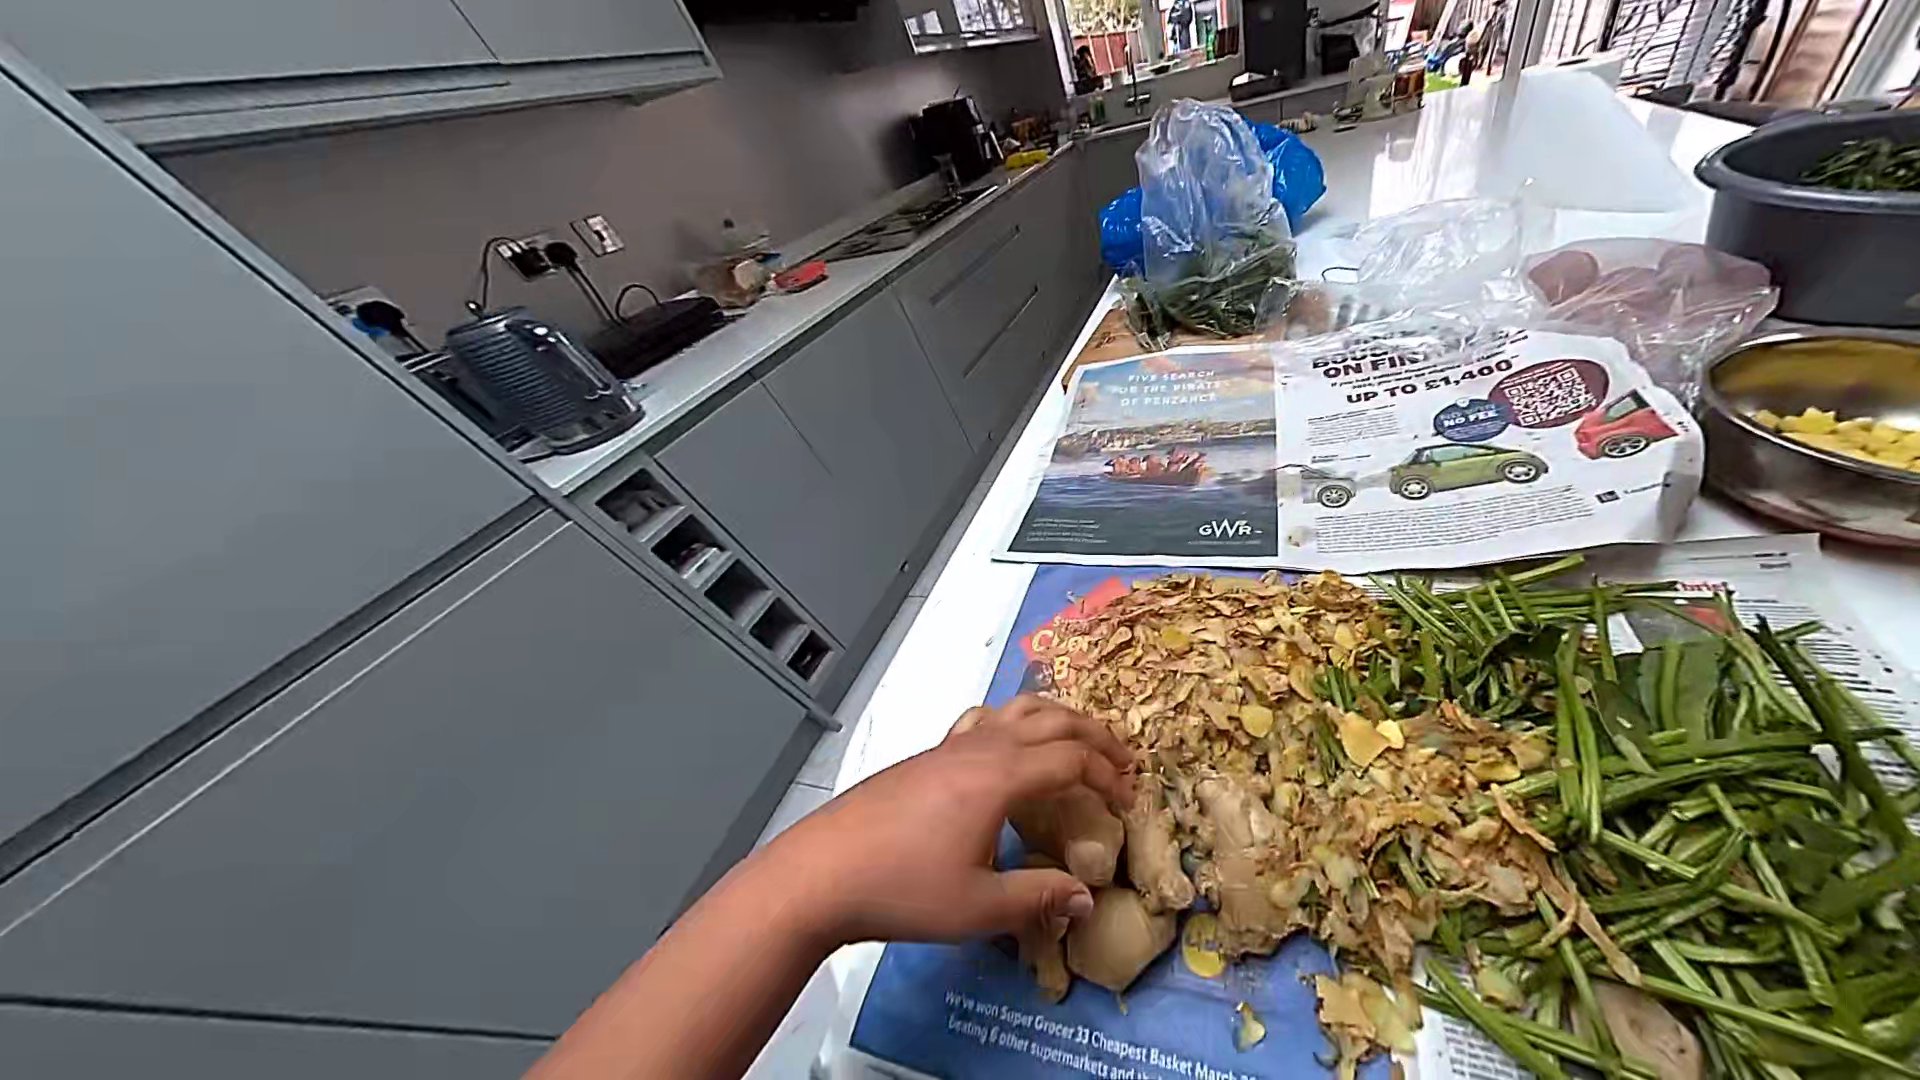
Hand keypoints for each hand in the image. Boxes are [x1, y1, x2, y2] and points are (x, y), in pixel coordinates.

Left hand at [762, 696, 1134, 949]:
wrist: (825, 868)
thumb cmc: (903, 887)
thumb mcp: (977, 906)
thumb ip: (1037, 897)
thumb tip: (1086, 897)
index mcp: (999, 776)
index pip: (1071, 759)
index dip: (1108, 776)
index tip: (1129, 801)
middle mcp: (981, 747)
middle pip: (1052, 720)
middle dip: (1095, 735)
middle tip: (1123, 761)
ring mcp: (952, 745)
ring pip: (1017, 709)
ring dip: (1056, 719)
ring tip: (1077, 741)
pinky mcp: (930, 753)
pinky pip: (983, 719)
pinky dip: (1013, 720)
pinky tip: (1008, 745)